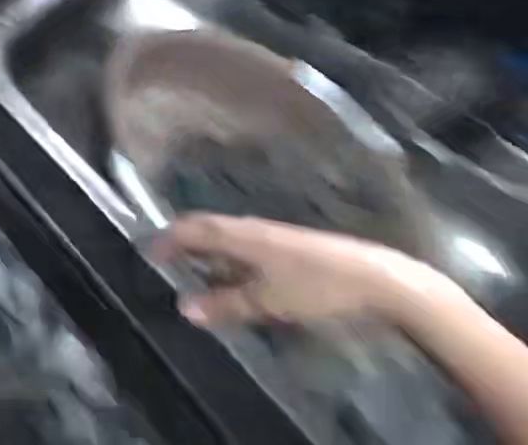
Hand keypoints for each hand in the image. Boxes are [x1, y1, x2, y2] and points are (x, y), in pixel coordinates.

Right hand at [154, 213, 452, 327]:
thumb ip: (225, 304)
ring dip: (206, 245)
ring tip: (201, 267)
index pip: (182, 230)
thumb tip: (182, 309)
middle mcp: (242, 226)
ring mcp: (266, 231)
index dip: (164, 242)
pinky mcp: (287, 241)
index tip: (150, 256)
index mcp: (230, 234)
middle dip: (181, 239)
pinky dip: (228, 250)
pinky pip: (242, 239)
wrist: (384, 280)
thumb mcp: (269, 302)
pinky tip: (241, 270)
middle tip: (169, 258)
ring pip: (222, 232)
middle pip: (199, 225)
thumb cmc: (316, 287)